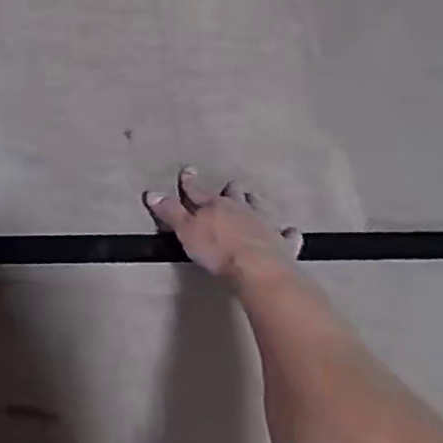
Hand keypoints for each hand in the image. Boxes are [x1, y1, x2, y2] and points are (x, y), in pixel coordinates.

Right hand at [144, 167, 301, 291]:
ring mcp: (266, 227)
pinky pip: (288, 236)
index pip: (198, 190)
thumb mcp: (185, 230)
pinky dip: (288, 232)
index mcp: (215, 205)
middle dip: (232, 190)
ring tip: (256, 197)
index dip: (190, 182)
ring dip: (258, 203)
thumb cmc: (217, 250)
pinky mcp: (284, 245)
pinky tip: (291, 230)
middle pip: (235, 196)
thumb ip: (170, 212)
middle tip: (232, 184)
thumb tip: (151, 193)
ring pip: (261, 209)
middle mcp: (242, 211)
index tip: (187, 170)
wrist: (260, 272)